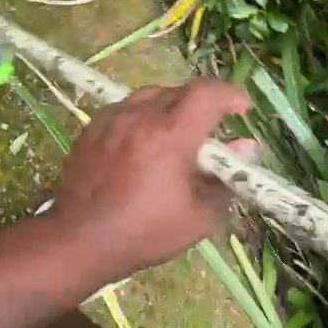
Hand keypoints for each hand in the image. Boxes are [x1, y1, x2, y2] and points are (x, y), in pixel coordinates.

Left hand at [50, 80, 253, 280]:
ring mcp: (110, 119)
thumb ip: (224, 178)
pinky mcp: (90, 128)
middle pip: (177, 91)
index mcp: (169, 134)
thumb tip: (246, 149)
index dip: (229, 94)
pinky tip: (145, 142)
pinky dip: (142, 116)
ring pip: (148, 96)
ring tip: (178, 135)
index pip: (205, 93)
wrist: (81, 237)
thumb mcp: (199, 215)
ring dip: (170, 107)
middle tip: (211, 130)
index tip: (241, 109)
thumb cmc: (145, 231)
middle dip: (201, 104)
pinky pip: (124, 108)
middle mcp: (138, 116)